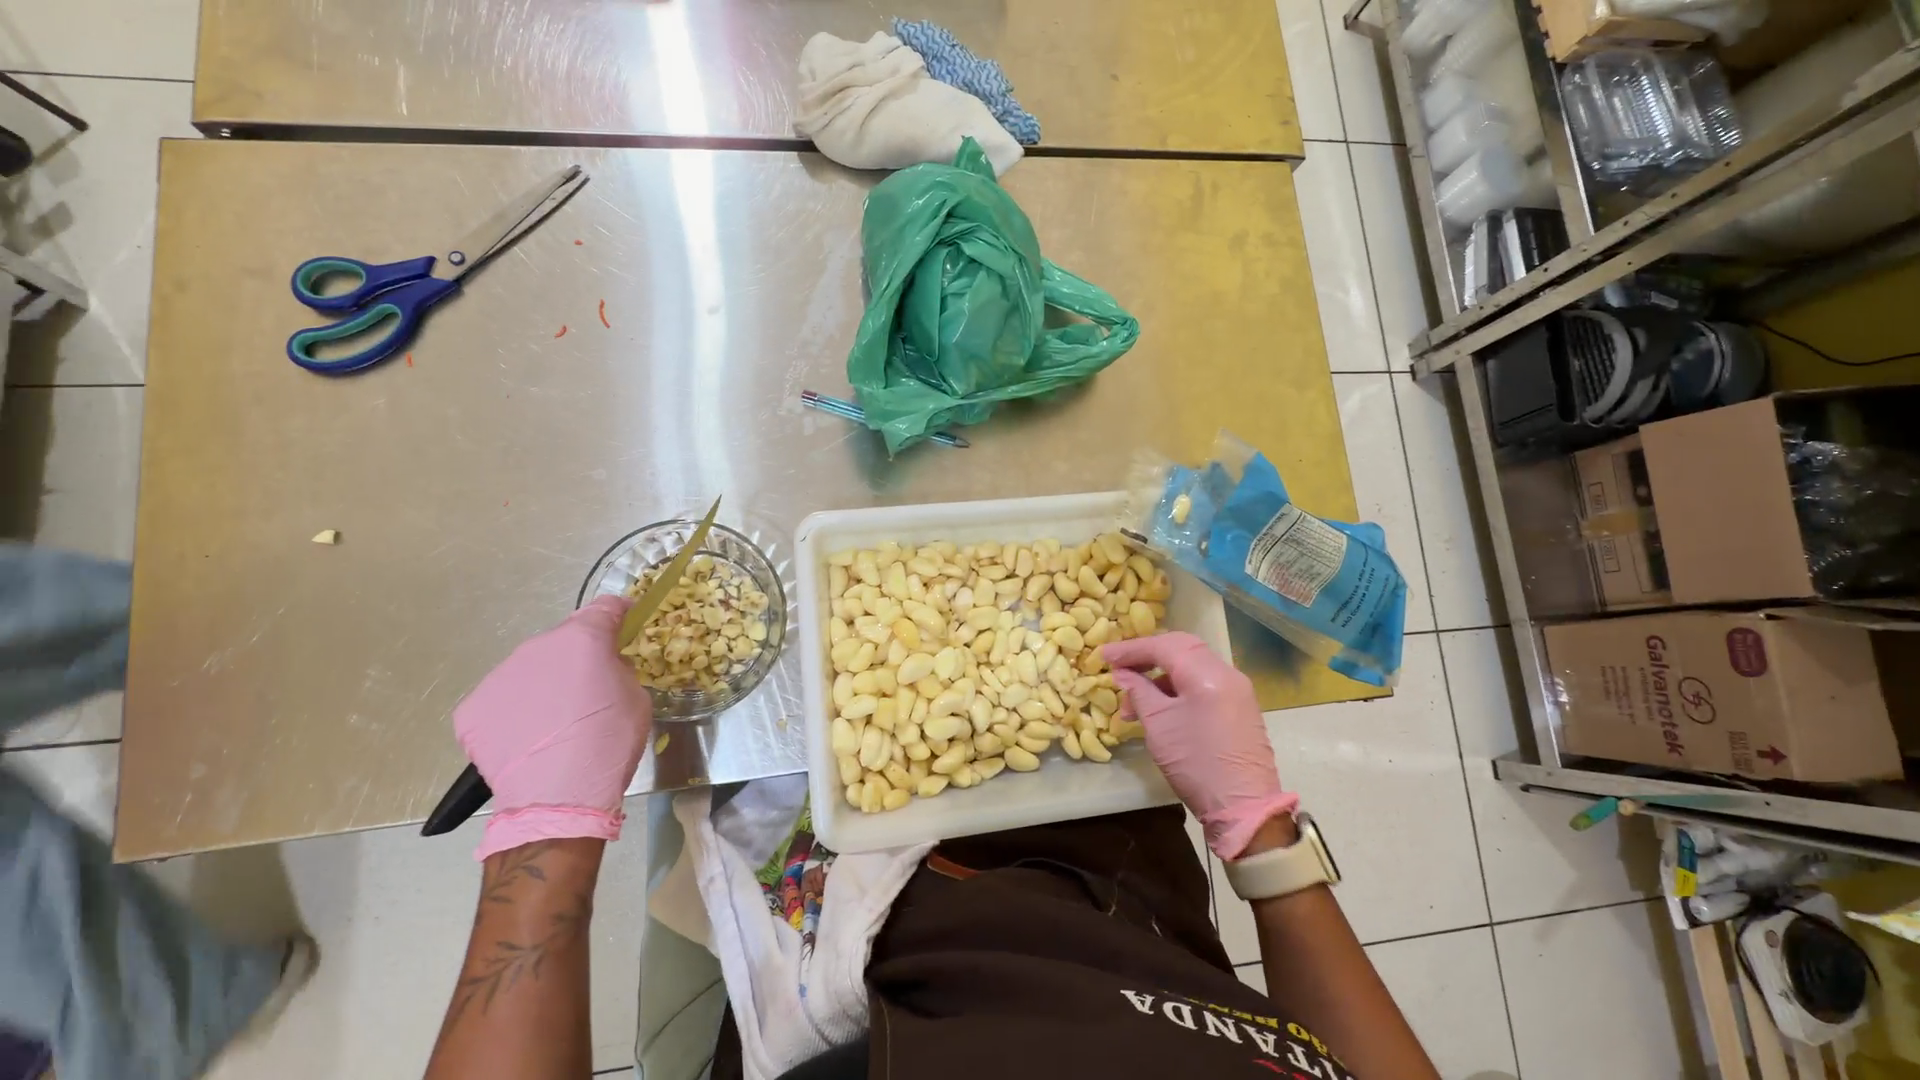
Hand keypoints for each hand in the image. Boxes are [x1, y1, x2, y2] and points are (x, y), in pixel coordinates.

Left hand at [453, 596, 651, 859]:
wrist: (557, 798)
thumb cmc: (609, 744)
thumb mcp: (636, 699)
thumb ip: (618, 670)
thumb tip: (603, 666)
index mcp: (581, 639)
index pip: (604, 608)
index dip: (616, 615)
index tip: (623, 625)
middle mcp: (536, 648)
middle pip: (562, 641)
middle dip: (577, 657)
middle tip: (589, 690)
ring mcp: (499, 676)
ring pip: (530, 670)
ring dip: (544, 685)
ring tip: (555, 722)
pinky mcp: (473, 709)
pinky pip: (503, 700)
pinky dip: (516, 712)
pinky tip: (528, 739)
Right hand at [1102, 632, 1297, 859]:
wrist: (1243, 807)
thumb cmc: (1196, 763)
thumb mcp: (1158, 725)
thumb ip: (1139, 692)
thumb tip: (1124, 674)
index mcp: (1207, 674)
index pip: (1164, 646)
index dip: (1131, 649)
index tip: (1104, 657)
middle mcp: (1227, 674)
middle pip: (1181, 648)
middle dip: (1147, 656)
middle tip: (1119, 669)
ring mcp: (1238, 691)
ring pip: (1192, 666)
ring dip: (1160, 676)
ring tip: (1133, 703)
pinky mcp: (1240, 708)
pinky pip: (1203, 684)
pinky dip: (1178, 688)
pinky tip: (1159, 708)